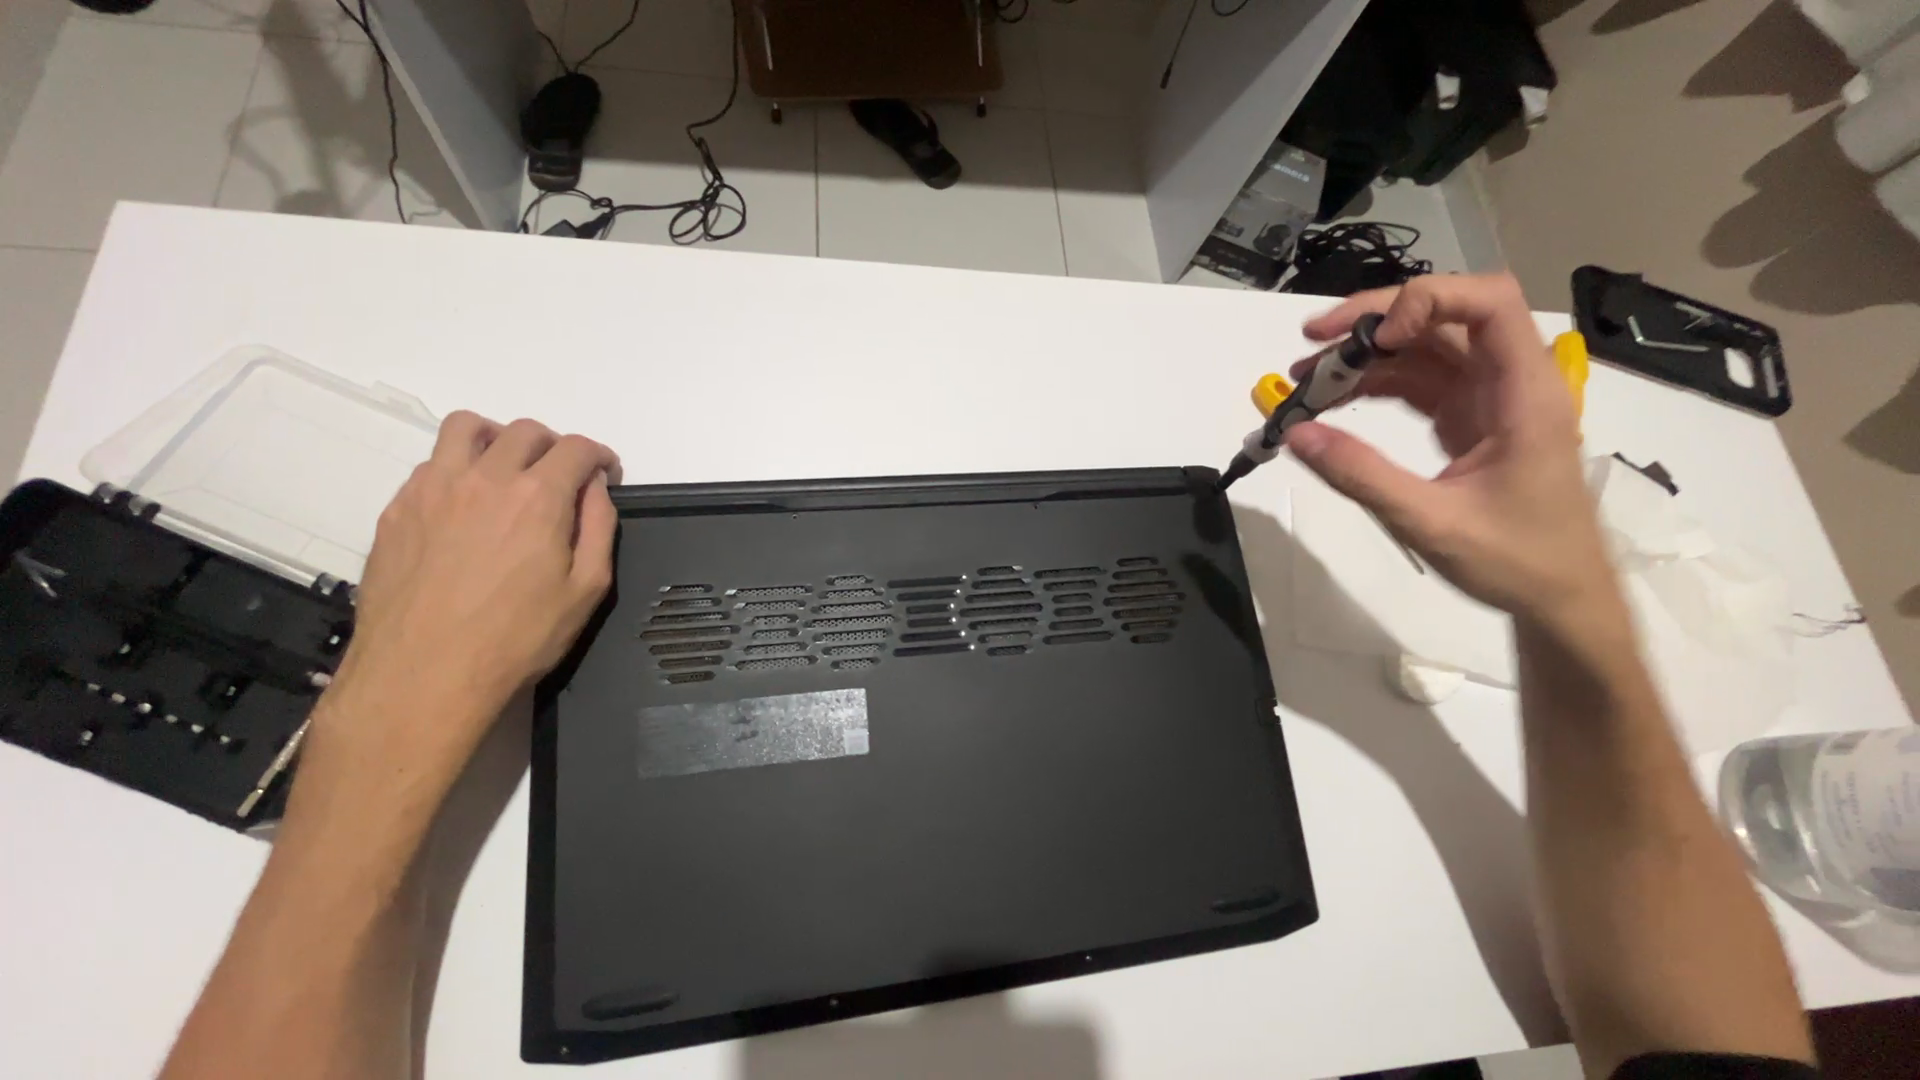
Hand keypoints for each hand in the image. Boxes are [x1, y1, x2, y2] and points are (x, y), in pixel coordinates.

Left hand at [325, 412, 619, 757]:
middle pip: (524, 431)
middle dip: (553, 446)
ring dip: (497, 439)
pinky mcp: (397, 509)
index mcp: (538, 496)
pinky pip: (430, 465)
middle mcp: (484, 478)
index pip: (575, 448)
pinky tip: (465, 507)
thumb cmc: (517, 638)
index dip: (598, 456)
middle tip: (561, 477)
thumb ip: (598, 527)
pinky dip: (457, 469)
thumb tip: (595, 487)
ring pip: (466, 429)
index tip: (604, 475)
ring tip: (506, 471)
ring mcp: (432, 489)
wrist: (423, 674)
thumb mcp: (586, 589)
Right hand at [1286, 274, 1614, 623]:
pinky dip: (1374, 385)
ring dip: (1365, 355)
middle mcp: (1510, 381)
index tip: (1371, 340)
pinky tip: (1334, 401)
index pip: (1489, 303)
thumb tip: (1296, 433)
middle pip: (1446, 315)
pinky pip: (1418, 382)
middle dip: (1375, 319)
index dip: (1426, 301)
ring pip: (1424, 348)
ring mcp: (1489, 398)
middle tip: (1310, 341)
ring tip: (1306, 379)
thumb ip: (1361, 474)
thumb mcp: (1429, 521)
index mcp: (1523, 393)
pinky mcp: (1470, 418)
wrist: (1560, 597)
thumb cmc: (1516, 560)